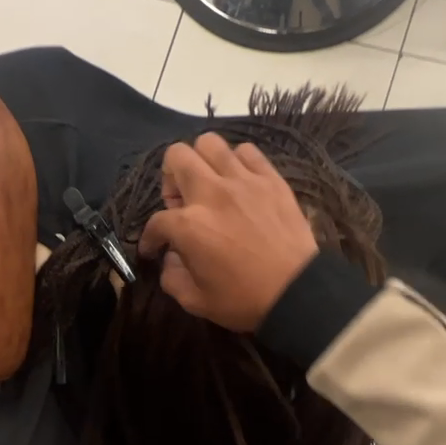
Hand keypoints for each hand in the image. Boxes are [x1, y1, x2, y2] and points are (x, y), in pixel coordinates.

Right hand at [139, 132, 319, 332]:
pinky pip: (247, 152)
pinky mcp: (270, 178)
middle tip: (181, 203)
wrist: (295, 292)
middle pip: (177, 156)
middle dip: (170, 179)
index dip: (150, 238)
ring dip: (202, 163)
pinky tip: (238, 184)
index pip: (156, 221)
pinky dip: (236, 163)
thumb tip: (169, 259)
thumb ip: (172, 278)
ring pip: (210, 143)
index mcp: (189, 226)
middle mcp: (211, 192)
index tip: (154, 249)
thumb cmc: (242, 300)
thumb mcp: (195, 301)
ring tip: (209, 186)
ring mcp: (243, 181)